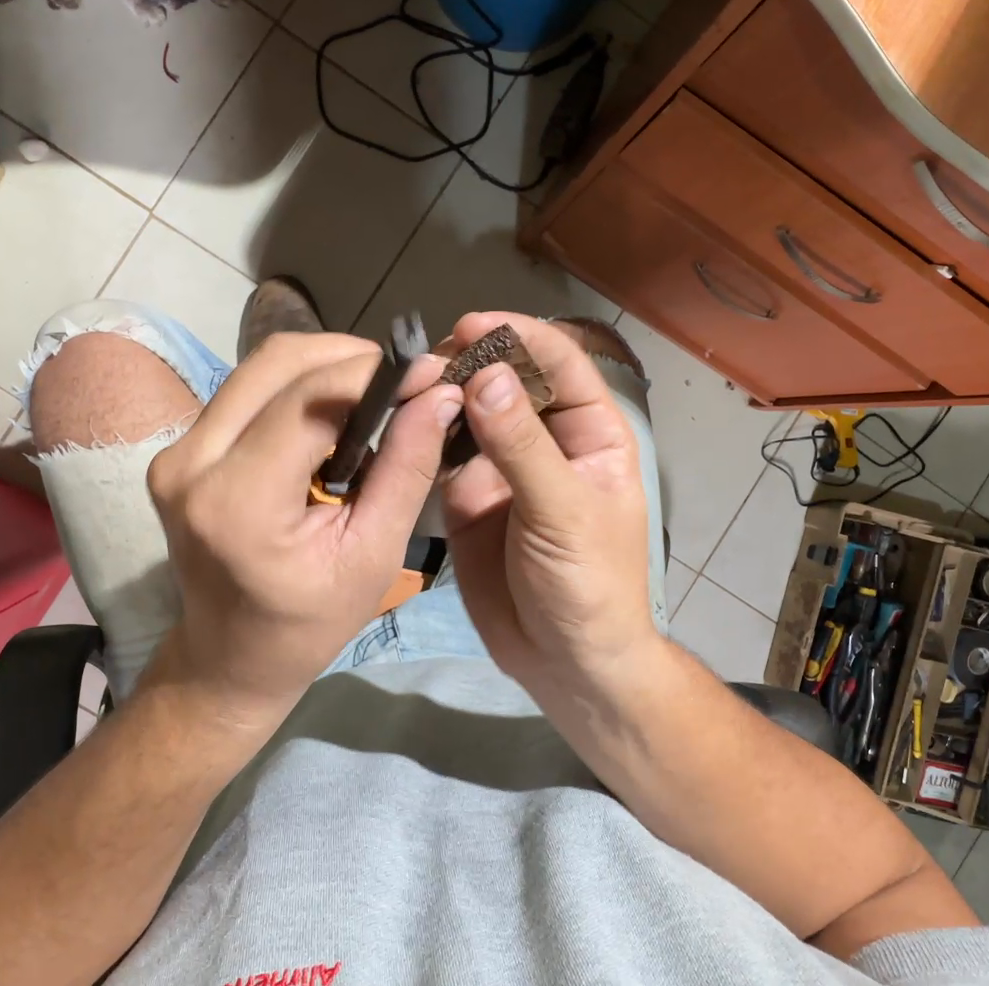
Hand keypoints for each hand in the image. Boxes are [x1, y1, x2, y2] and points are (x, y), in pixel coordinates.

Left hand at [144, 332, 461, 721]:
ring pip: (260, 366)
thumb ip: (406, 468)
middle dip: (350, 357)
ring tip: (374, 395)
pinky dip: (298, 386)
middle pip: (277, 361)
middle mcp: (191, 462)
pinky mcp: (178, 448)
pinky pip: (246, 390)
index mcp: (238, 501)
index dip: (374, 372)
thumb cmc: (307, 624)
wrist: (227, 658)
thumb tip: (441, 394)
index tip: (428, 370)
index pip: (311, 399)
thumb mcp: (372, 556)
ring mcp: (175, 452)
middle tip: (403, 378)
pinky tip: (334, 415)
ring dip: (324, 367)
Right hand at [438, 313, 657, 690]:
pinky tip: (397, 419)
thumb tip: (486, 375)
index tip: (472, 326)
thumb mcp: (563, 513)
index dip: (520, 338)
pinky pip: (441, 451)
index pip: (559, 365)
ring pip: (469, 411)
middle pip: (507, 380)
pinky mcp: (465, 494)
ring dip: (442, 393)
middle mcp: (544, 439)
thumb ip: (522, 446)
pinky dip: (422, 433)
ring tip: (405, 385)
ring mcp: (501, 466)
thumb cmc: (588, 585)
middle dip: (471, 362)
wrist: (562, 662)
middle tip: (426, 361)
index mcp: (590, 433)